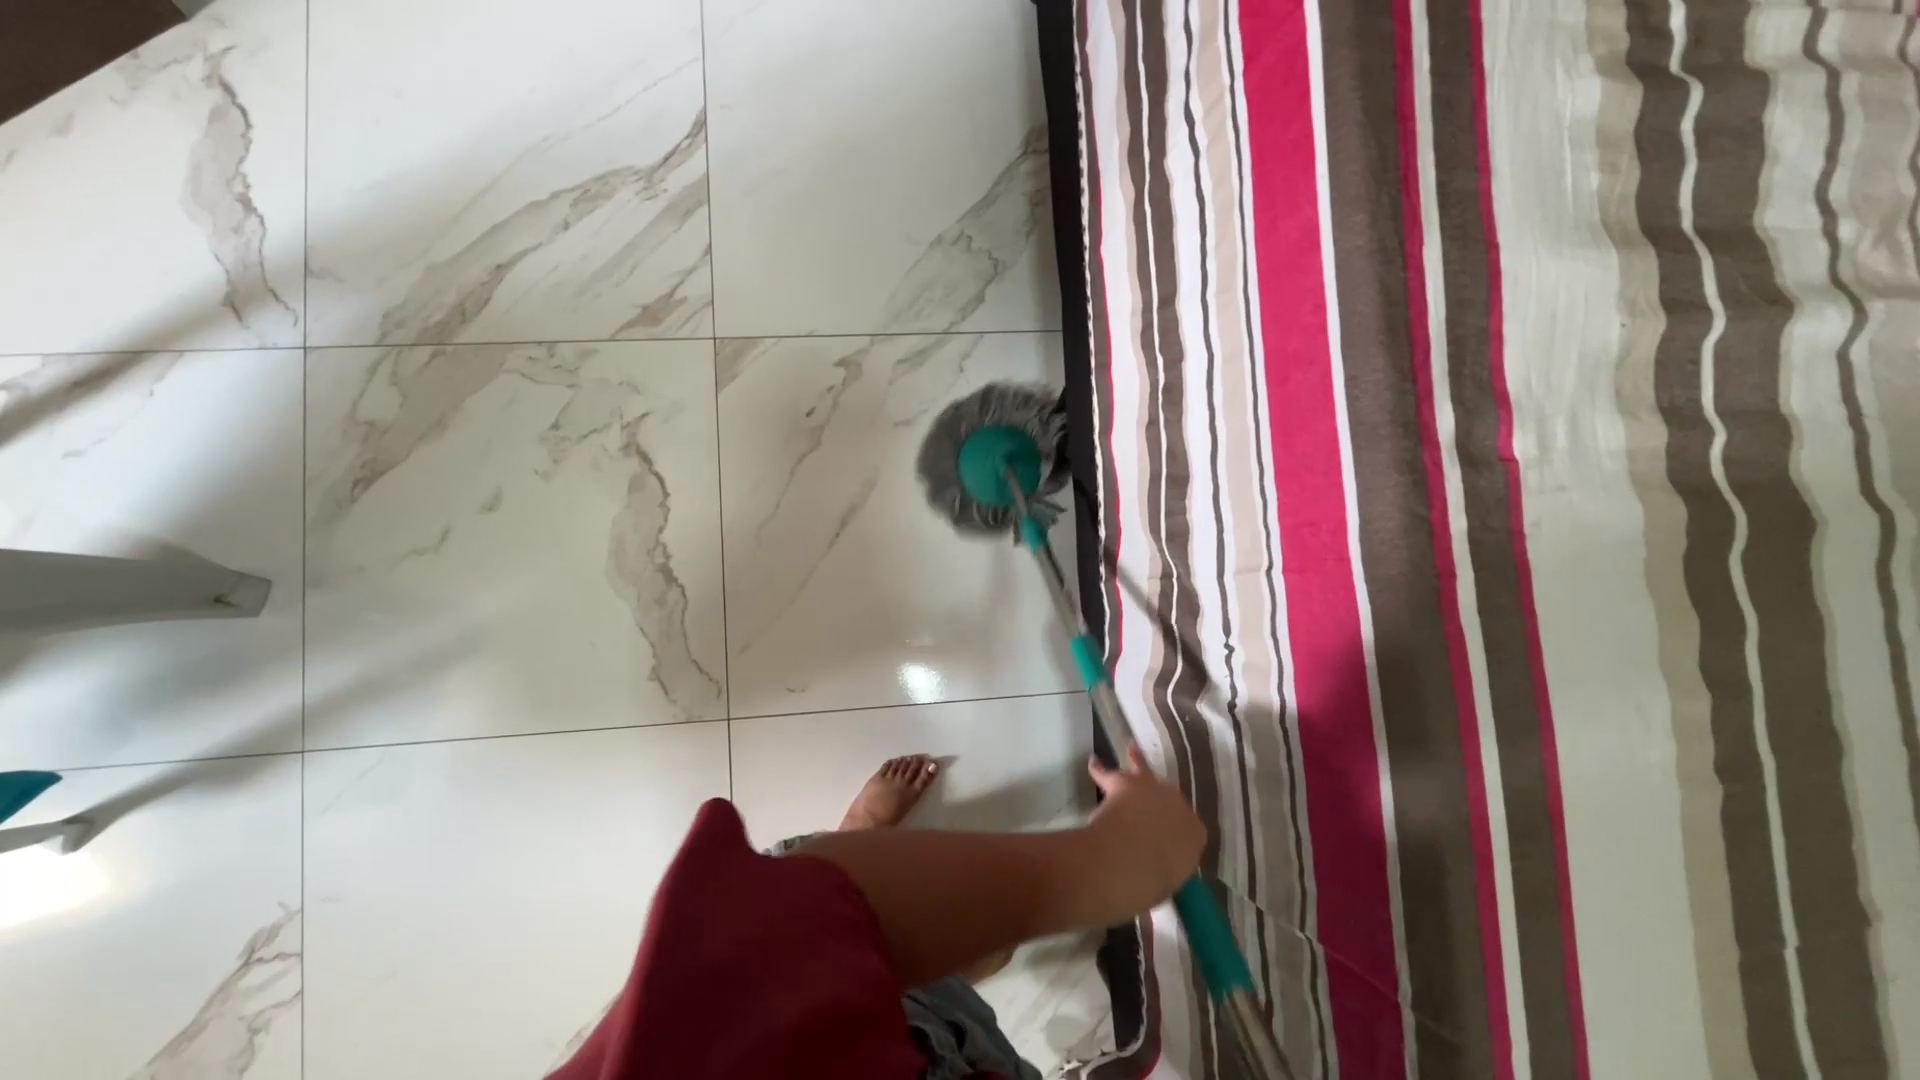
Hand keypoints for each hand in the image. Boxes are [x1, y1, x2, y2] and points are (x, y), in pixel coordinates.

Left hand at [1082, 747, 1205, 920]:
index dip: (1173, 835)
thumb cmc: (1156, 880)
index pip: (1188, 831)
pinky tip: (1093, 762)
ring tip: (1132, 751)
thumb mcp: (1168, 882)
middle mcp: (1178, 806)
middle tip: (1150, 808)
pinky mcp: (1125, 783)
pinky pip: (1109, 774)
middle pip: (1168, 799)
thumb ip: (1163, 872)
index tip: (1163, 843)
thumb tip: (1150, 878)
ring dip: (1137, 763)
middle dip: (1159, 802)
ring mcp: (1153, 790)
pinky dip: (1099, 770)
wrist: (1136, 859)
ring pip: (1145, 773)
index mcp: (1194, 835)